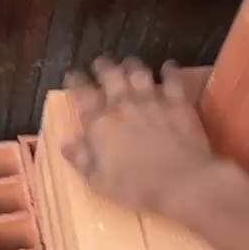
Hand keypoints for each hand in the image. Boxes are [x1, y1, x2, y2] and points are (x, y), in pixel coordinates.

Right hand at [62, 57, 246, 218]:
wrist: (182, 182)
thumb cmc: (136, 187)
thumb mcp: (98, 180)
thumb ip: (81, 159)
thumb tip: (66, 143)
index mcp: (100, 122)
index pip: (82, 93)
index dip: (75, 81)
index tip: (72, 76)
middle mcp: (123, 104)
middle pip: (110, 74)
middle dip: (103, 66)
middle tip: (100, 63)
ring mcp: (152, 100)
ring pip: (138, 71)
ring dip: (131, 64)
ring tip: (128, 63)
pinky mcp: (178, 103)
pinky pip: (173, 79)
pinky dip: (169, 70)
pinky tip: (168, 67)